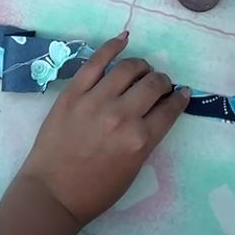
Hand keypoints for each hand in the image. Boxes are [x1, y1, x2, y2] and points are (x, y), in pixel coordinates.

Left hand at [15, 32, 190, 226]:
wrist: (52, 194)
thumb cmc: (95, 190)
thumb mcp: (133, 169)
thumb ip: (147, 137)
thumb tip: (160, 110)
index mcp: (140, 140)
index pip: (169, 109)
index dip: (179, 98)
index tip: (181, 93)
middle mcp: (122, 116)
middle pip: (152, 84)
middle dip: (162, 81)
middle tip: (159, 84)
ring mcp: (96, 100)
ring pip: (128, 68)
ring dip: (142, 66)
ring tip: (142, 70)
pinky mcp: (74, 92)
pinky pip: (96, 61)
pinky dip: (112, 46)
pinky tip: (124, 39)